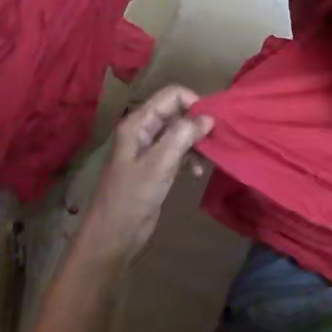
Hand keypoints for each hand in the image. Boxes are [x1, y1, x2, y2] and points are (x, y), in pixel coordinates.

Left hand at [78, 86, 212, 267]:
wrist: (114, 236)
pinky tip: (198, 172)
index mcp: (137, 123)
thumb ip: (182, 136)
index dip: (194, 102)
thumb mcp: (159, 163)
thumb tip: (208, 117)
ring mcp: (150, 149)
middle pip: (177, 112)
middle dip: (198, 121)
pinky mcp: (157, 167)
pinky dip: (191, 157)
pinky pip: (179, 151)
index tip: (212, 121)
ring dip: (197, 141)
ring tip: (210, 158)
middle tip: (217, 138)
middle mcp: (143, 131)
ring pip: (181, 132)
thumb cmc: (132, 197)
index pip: (171, 95)